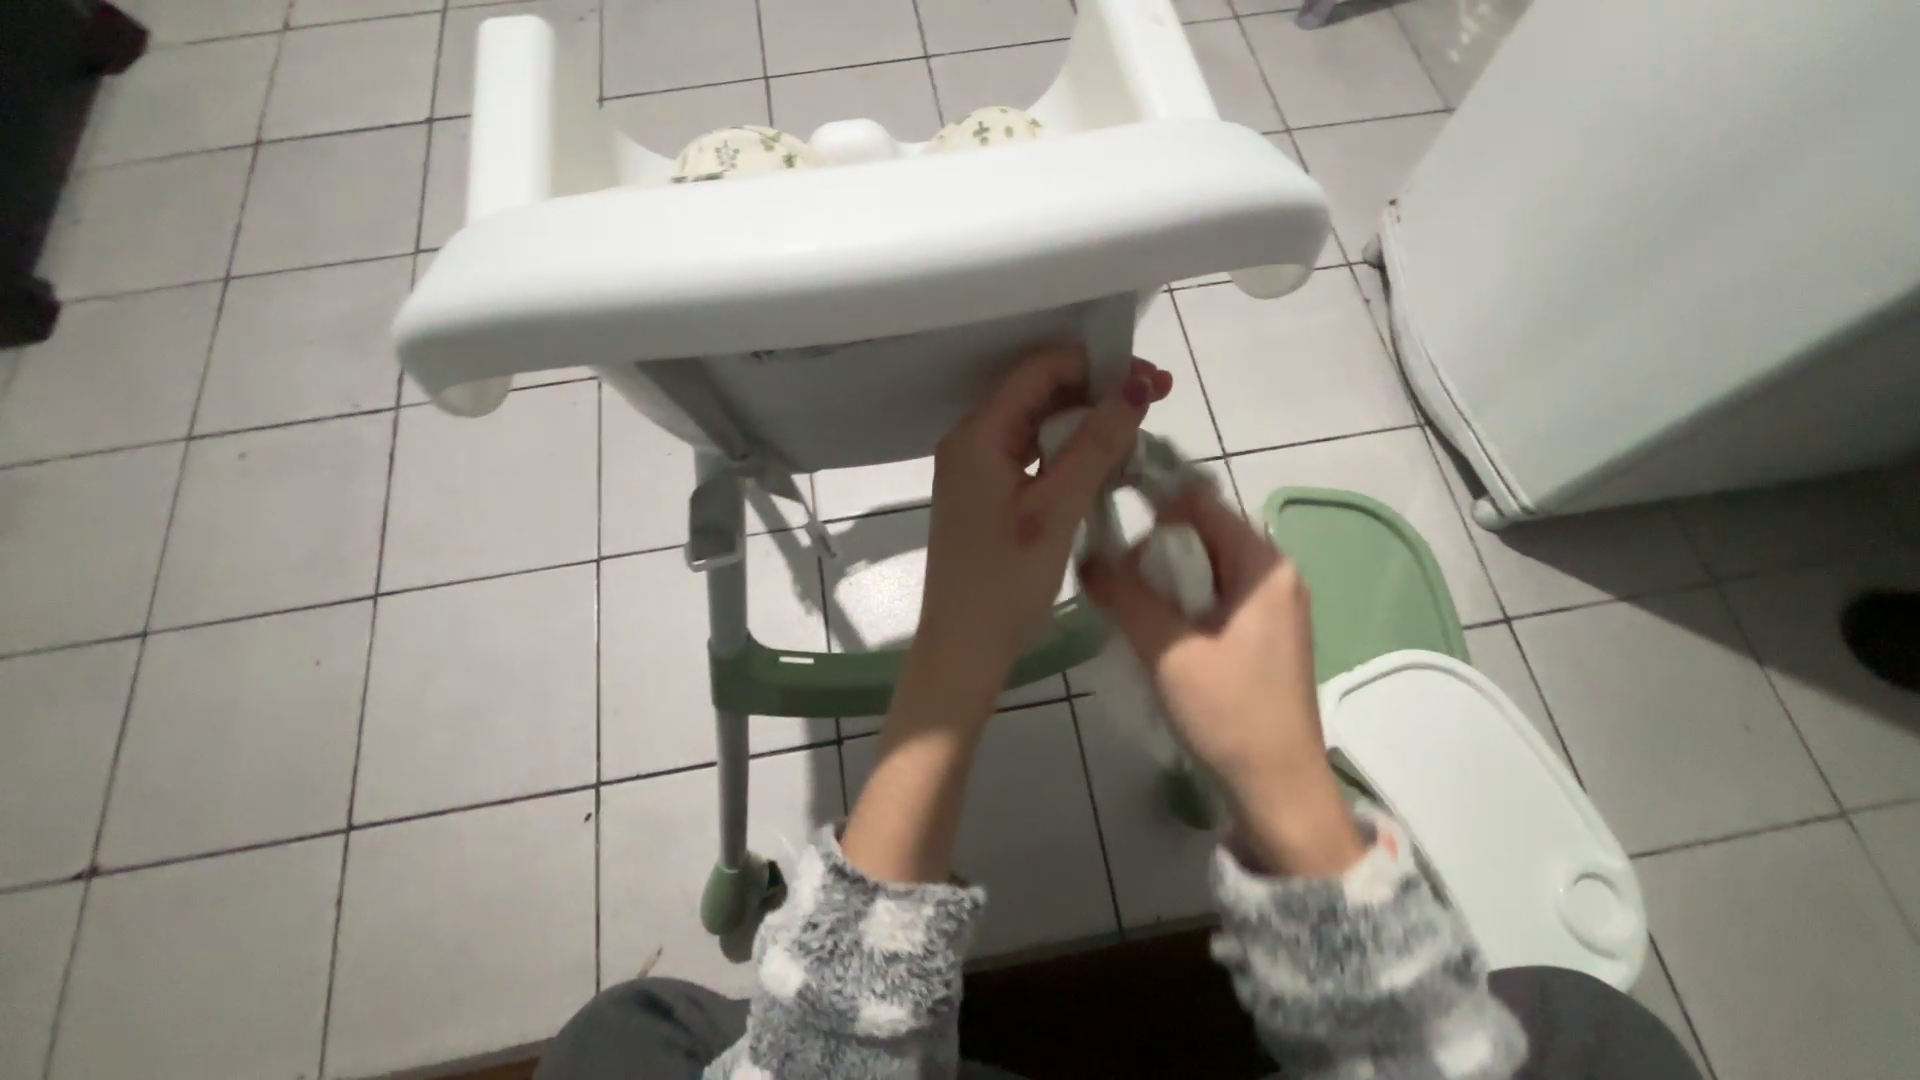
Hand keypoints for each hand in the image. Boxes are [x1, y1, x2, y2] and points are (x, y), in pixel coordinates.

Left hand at [915, 343, 1171, 693]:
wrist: (964, 648)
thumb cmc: (1005, 582)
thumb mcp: (1055, 510)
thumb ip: (1095, 445)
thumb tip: (1136, 387)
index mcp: (977, 435)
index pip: (1039, 371)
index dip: (1097, 365)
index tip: (1151, 378)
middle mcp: (971, 442)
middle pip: (1038, 393)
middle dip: (1097, 390)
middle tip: (1156, 399)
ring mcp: (977, 470)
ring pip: (1038, 425)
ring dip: (1086, 422)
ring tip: (1138, 428)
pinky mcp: (988, 495)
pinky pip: (1032, 455)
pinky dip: (1068, 453)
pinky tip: (1104, 461)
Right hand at [1081, 488, 1363, 876]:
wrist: (1277, 791)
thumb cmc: (1230, 714)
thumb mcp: (1169, 651)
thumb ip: (1125, 596)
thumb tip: (1086, 555)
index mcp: (1264, 567)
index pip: (1200, 504)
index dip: (1150, 503)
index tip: (1103, 514)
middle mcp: (1271, 576)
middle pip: (1199, 536)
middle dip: (1152, 554)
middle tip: (1117, 590)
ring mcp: (1267, 609)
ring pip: (1200, 571)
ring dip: (1160, 585)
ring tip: (1130, 618)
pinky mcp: (1256, 638)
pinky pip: (1208, 600)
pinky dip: (1176, 608)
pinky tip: (1152, 636)